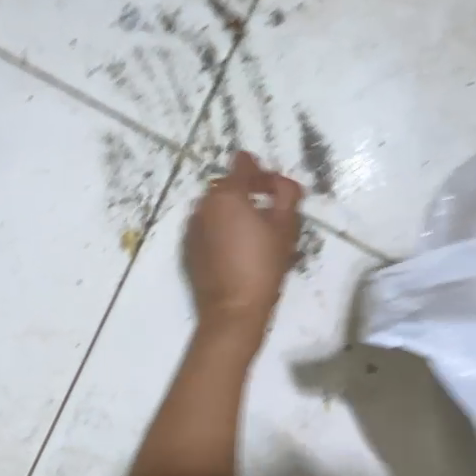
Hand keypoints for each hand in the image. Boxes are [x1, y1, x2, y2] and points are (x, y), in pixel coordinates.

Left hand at [184, 151, 302, 337]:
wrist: (232, 311)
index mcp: (228, 195)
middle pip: (229, 186)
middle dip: (251, 193)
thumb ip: (287, 195)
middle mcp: (204, 205)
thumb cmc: (263, 268)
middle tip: (273, 214)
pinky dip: (223, 231)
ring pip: (218, 209)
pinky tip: (239, 252)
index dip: (263, 171)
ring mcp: (192, 227)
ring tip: (257, 236)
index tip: (277, 189)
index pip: (243, 163)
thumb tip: (284, 182)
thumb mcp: (285, 229)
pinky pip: (208, 229)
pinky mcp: (188, 248)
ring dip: (236, 213)